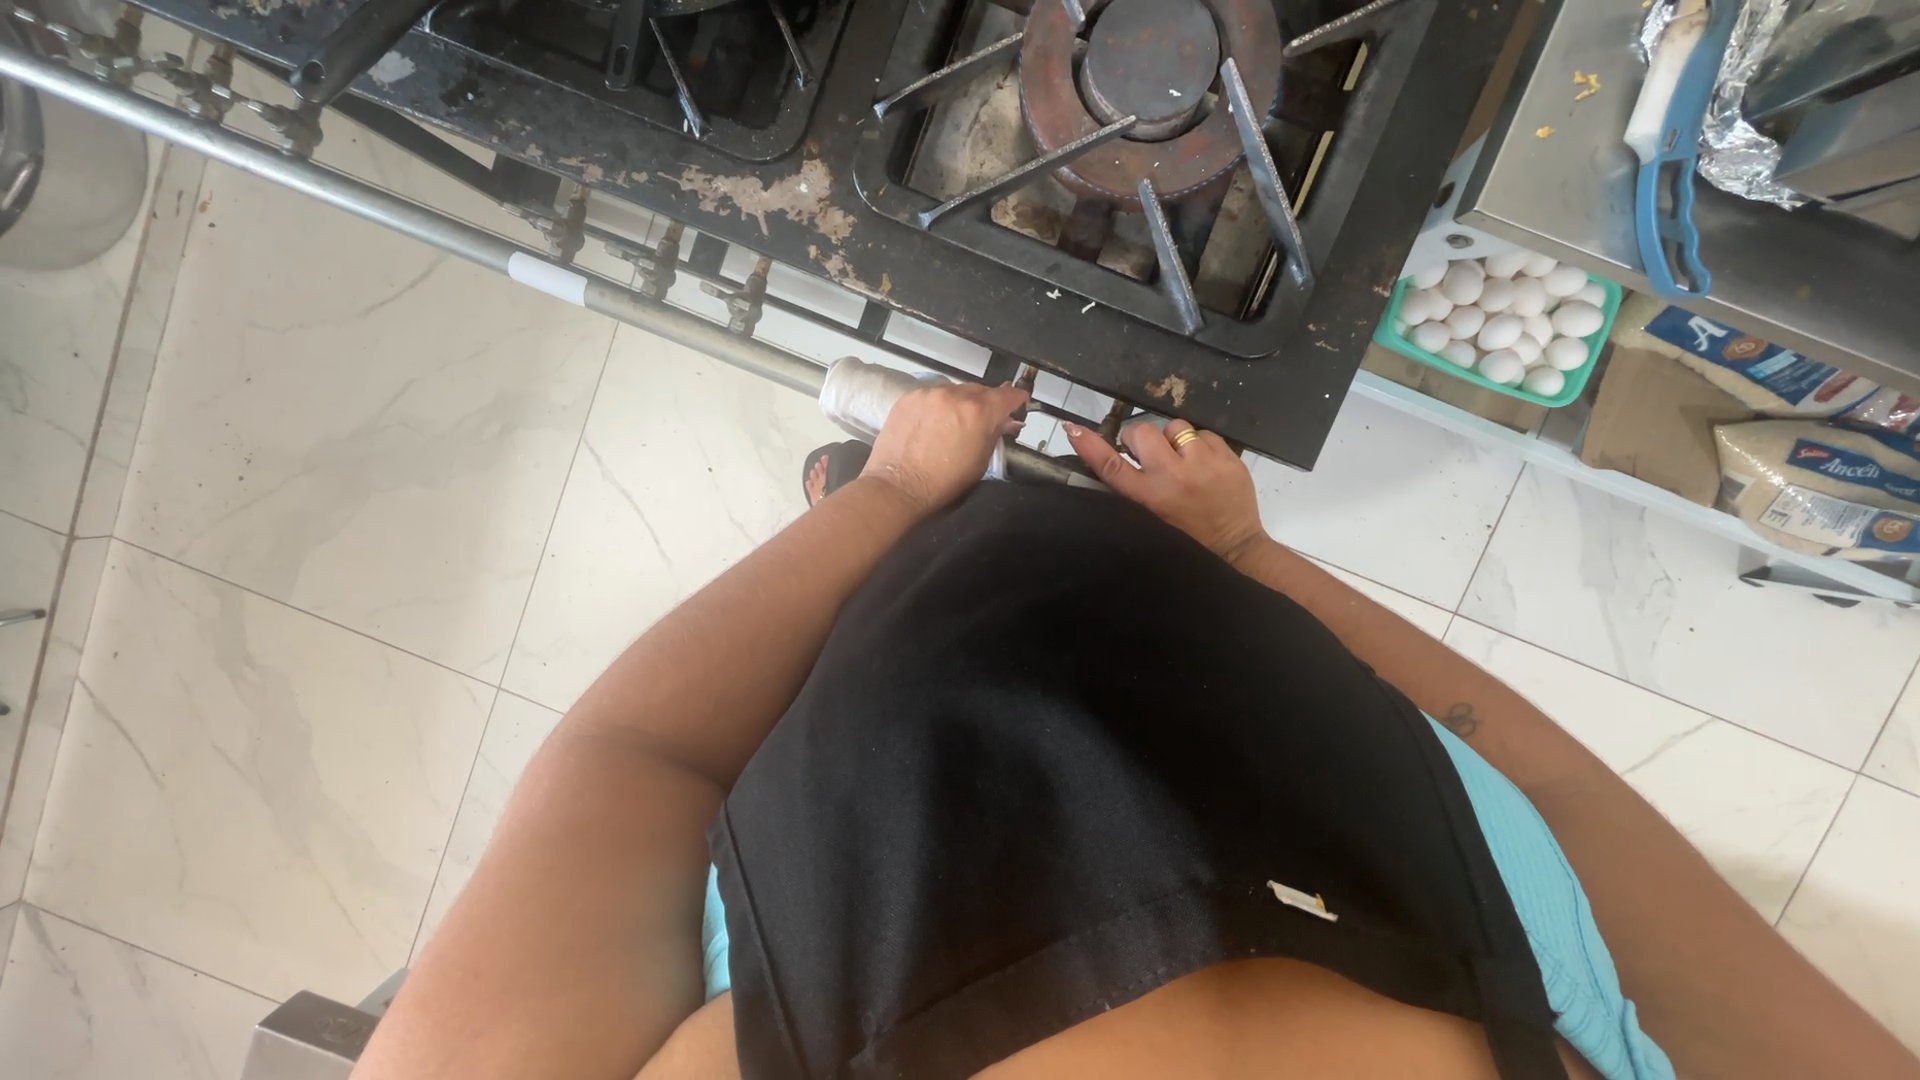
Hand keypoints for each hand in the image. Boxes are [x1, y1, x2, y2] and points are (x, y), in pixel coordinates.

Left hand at [861, 382, 1029, 514]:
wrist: (897, 487)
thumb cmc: (942, 483)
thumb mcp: (979, 462)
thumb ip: (994, 435)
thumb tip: (1005, 421)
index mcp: (978, 413)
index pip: (1006, 395)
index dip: (1016, 399)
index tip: (1020, 401)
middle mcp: (955, 396)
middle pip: (980, 390)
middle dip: (986, 403)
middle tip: (985, 419)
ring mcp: (929, 394)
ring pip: (954, 391)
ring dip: (960, 403)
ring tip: (955, 423)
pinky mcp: (909, 398)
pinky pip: (932, 395)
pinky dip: (938, 405)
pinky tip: (934, 423)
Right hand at [1064, 418, 1267, 563]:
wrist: (1235, 546)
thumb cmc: (1186, 538)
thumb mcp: (1151, 520)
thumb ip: (1132, 492)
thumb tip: (1116, 458)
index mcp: (1149, 498)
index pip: (1111, 465)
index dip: (1090, 445)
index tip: (1073, 429)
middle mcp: (1174, 477)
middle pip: (1142, 432)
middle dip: (1139, 438)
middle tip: (1146, 454)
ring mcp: (1204, 464)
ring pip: (1175, 428)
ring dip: (1172, 440)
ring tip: (1180, 460)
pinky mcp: (1227, 458)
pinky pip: (1203, 433)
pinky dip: (1198, 444)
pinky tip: (1202, 463)